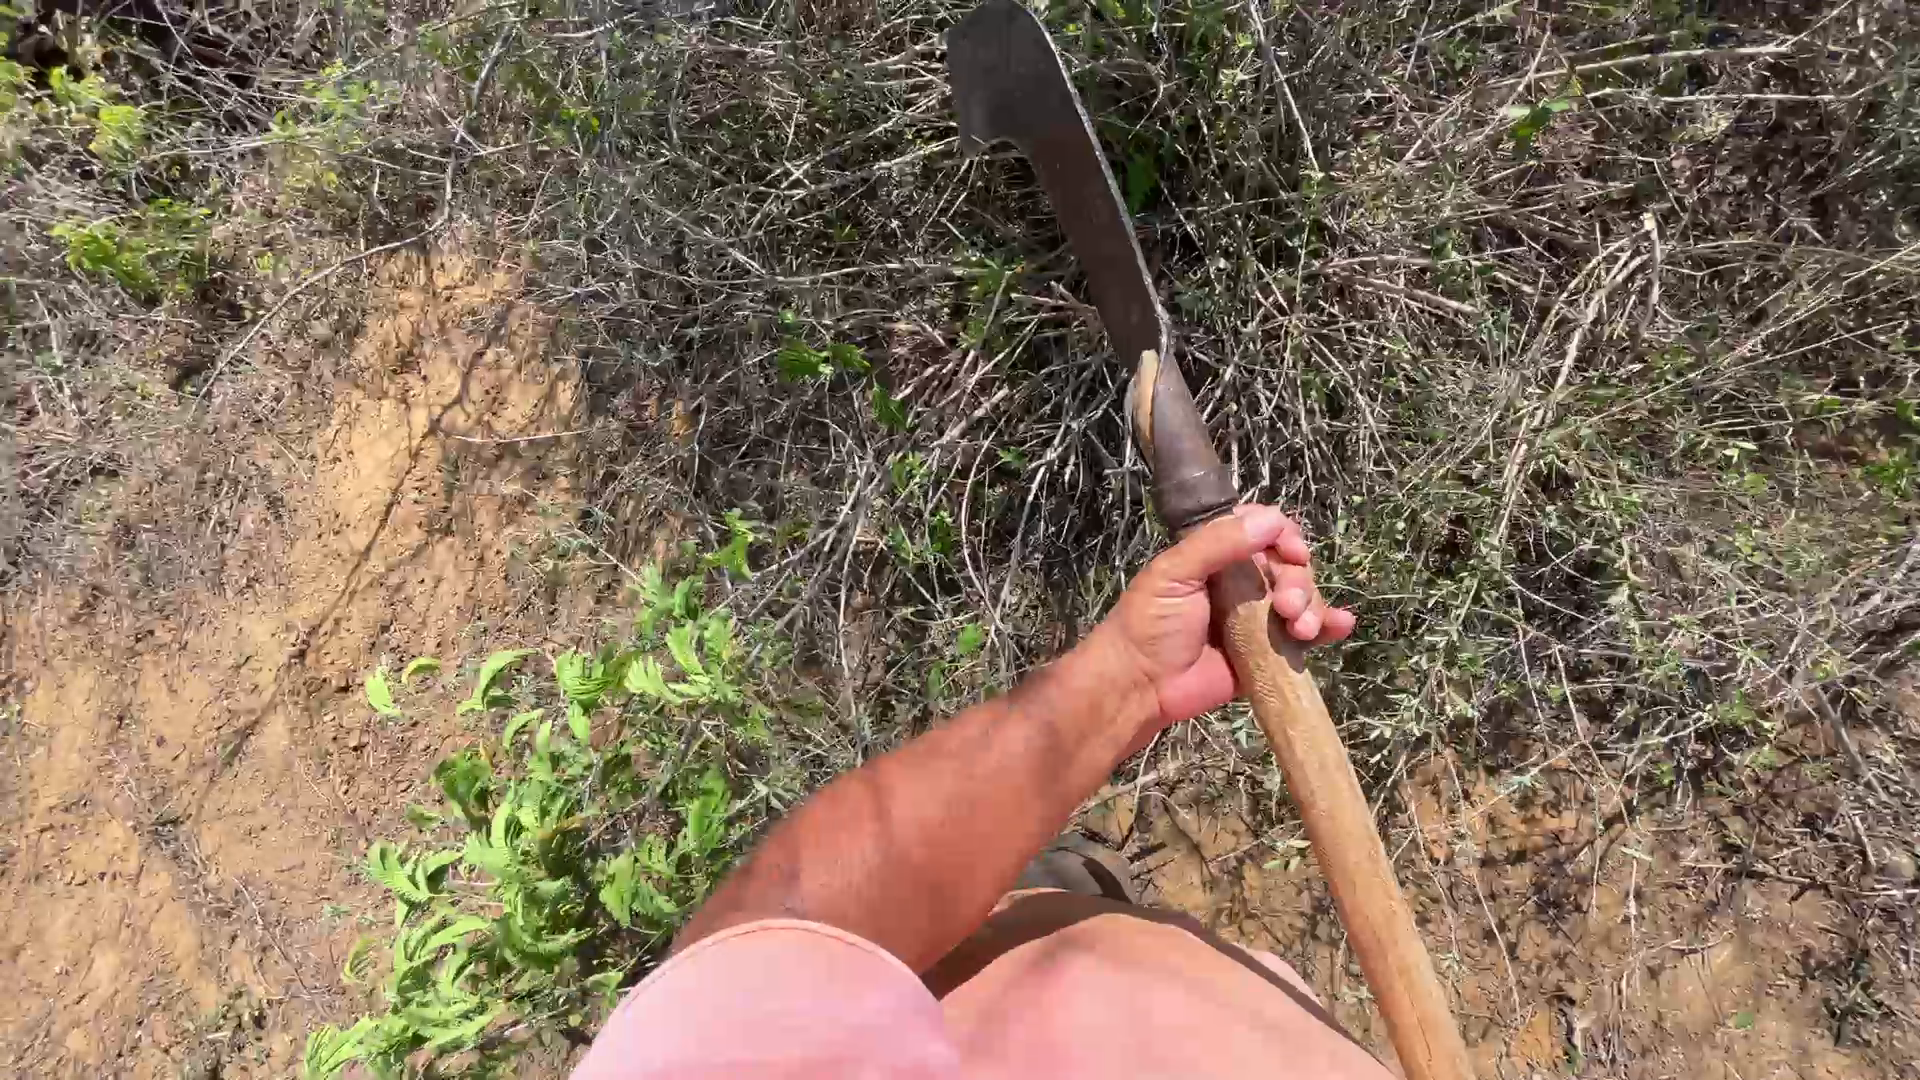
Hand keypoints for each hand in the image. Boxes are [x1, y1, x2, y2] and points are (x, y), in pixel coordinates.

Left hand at [1098, 504, 1354, 731]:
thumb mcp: (1175, 573)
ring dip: (1313, 606)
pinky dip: (1329, 626)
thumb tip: (1271, 519)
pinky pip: (1306, 634)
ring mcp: (1255, 617)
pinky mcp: (1267, 651)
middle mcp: (1238, 581)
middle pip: (1288, 565)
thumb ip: (1218, 543)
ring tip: (1299, 628)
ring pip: (1302, 597)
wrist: (1141, 684)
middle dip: (1298, 581)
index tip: (1290, 550)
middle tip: (1286, 606)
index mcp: (1215, 556)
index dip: (1281, 535)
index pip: (1260, 529)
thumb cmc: (1150, 622)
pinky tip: (1340, 626)